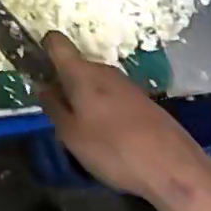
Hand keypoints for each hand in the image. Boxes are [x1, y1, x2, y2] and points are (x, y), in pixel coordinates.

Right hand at [36, 32, 210, 209]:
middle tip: (57, 115)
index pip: (56, 42)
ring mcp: (127, 85)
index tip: (37, 70)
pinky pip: (113, 96)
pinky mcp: (144, 101)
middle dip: (63, 84)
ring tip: (83, 132)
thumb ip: (53, 107)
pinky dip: (104, 109)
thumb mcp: (71, 134)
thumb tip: (42, 87)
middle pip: (76, 66)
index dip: (42, 49)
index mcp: (82, 73)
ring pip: (95, 83)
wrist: (174, 168)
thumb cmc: (113, 149)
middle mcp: (104, 70)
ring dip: (85, 99)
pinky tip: (109, 138)